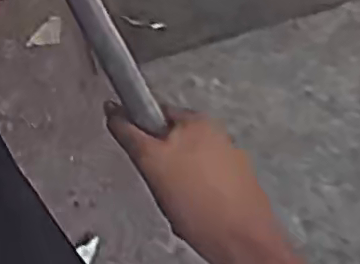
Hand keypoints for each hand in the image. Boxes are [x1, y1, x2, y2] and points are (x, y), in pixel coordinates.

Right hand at [106, 105, 302, 263]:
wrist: (247, 252)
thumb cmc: (201, 203)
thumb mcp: (146, 158)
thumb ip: (124, 129)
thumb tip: (112, 110)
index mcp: (200, 121)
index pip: (153, 112)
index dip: (140, 131)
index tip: (140, 150)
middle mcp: (222, 138)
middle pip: (170, 140)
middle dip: (159, 160)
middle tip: (158, 178)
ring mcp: (237, 167)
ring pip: (187, 165)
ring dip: (176, 181)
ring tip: (177, 200)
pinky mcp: (244, 193)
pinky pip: (206, 186)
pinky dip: (196, 197)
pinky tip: (194, 212)